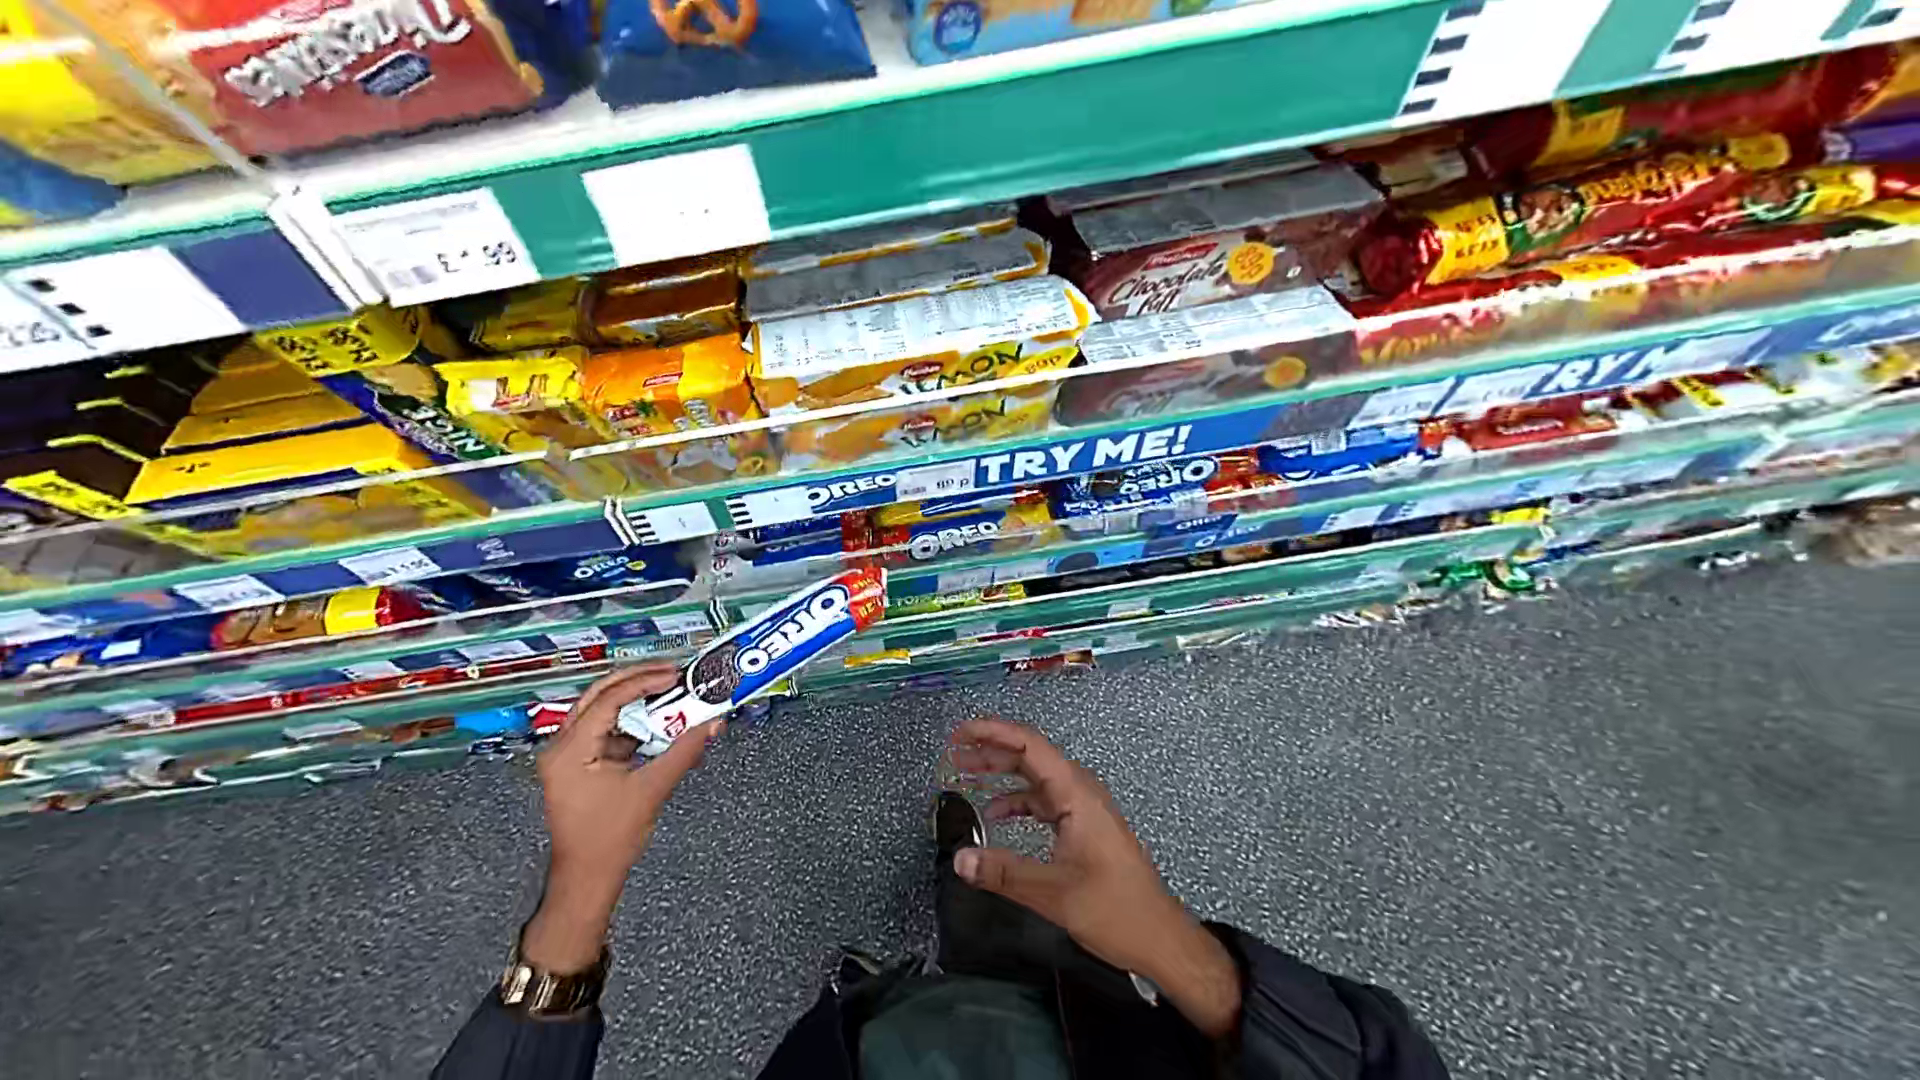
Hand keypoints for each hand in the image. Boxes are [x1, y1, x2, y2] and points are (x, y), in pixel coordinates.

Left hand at [520, 665, 721, 972]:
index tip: (674, 675)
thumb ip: (684, 751)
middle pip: (601, 695)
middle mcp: (563, 747)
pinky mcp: (584, 762)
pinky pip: (611, 729)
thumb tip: (711, 724)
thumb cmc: (609, 840)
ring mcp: (572, 754)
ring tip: (671, 690)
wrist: (589, 877)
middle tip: (673, 672)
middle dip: (638, 680)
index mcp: (569, 752)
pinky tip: (661, 719)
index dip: (644, 682)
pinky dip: (637, 721)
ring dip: (639, 699)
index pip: (608, 700)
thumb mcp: (652, 789)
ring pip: (605, 709)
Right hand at [948, 718, 1241, 1036]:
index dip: (993, 732)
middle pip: (1030, 756)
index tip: (961, 733)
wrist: (1160, 938)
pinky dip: (1017, 802)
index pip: (1030, 745)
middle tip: (954, 751)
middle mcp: (1080, 791)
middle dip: (991, 750)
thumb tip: (959, 859)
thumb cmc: (1115, 910)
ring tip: (966, 774)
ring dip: (1001, 773)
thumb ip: (1003, 873)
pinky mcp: (1083, 826)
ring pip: (1036, 777)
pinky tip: (995, 814)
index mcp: (1076, 793)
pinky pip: (1044, 801)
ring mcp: (1083, 808)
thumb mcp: (1054, 893)